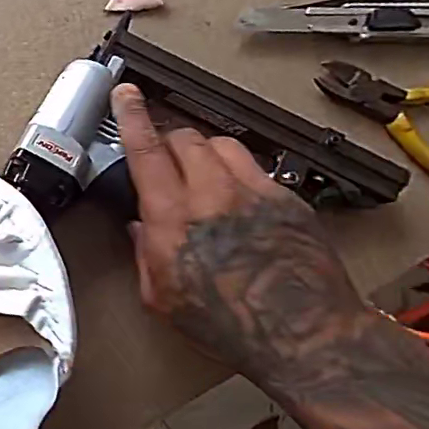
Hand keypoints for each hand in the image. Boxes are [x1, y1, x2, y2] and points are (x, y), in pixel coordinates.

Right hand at [112, 83, 373, 380]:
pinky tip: (235, 197)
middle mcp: (212, 196)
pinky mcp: (286, 198)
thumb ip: (143, 254)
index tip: (125, 94)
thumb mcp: (160, 297)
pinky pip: (254, 165)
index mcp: (172, 219)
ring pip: (220, 143)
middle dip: (167, 140)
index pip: (145, 150)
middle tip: (162, 157)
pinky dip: (236, 171)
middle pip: (184, 138)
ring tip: (198, 172)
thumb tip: (138, 230)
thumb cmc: (230, 324)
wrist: (303, 334)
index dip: (131, 116)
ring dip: (202, 150)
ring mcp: (254, 192)